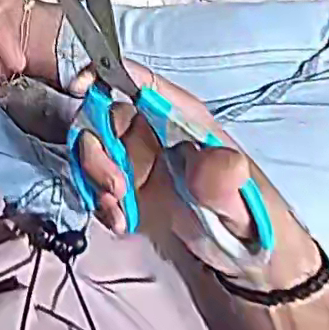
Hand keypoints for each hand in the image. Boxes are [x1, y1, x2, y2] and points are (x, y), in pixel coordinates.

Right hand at [70, 62, 321, 290]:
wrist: (247, 255)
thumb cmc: (249, 215)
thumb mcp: (241, 199)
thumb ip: (225, 179)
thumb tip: (220, 157)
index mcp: (178, 116)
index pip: (137, 80)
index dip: (104, 74)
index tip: (79, 87)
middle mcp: (152, 128)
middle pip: (104, 114)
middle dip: (97, 148)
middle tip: (115, 187)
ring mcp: (137, 155)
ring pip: (94, 146)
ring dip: (95, 177)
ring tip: (118, 209)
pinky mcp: (128, 184)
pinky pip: (96, 180)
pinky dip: (99, 199)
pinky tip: (120, 220)